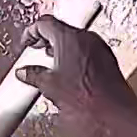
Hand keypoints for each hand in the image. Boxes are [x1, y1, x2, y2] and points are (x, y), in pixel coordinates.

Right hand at [16, 18, 136, 130]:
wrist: (112, 112)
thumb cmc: (85, 97)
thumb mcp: (49, 85)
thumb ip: (33, 74)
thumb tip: (24, 73)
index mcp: (69, 38)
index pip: (44, 23)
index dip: (31, 32)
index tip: (26, 42)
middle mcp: (86, 38)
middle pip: (60, 29)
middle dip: (45, 39)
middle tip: (35, 49)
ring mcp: (99, 47)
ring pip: (75, 39)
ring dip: (60, 47)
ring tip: (50, 62)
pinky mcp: (107, 59)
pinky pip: (86, 49)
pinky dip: (74, 55)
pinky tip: (68, 72)